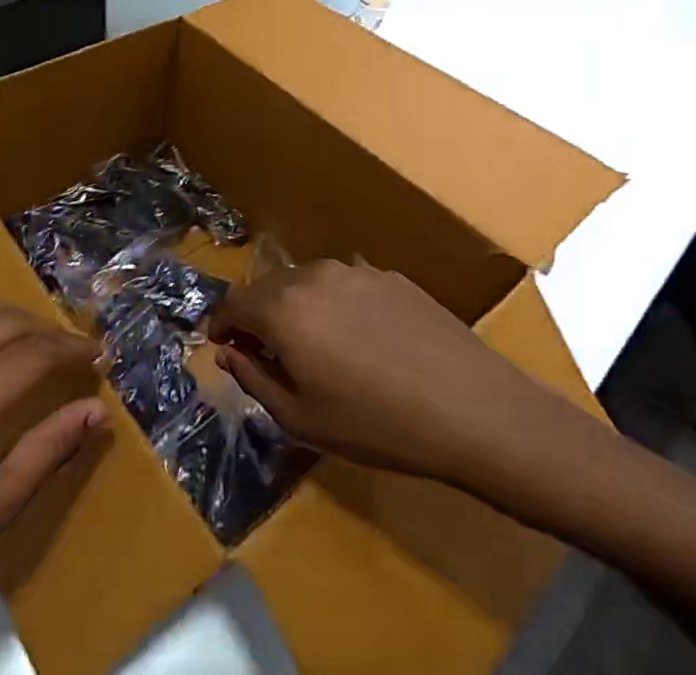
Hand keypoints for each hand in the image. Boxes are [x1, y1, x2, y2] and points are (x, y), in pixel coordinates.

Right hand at [210, 259, 600, 493]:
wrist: (475, 411)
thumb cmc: (376, 424)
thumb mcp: (300, 417)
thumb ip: (253, 378)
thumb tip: (228, 354)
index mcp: (282, 308)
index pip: (232, 303)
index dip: (220, 324)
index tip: (222, 345)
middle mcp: (312, 277)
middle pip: (267, 288)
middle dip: (256, 316)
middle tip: (264, 351)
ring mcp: (357, 272)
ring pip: (307, 283)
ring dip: (297, 308)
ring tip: (315, 345)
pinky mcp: (393, 277)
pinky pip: (346, 285)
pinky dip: (335, 305)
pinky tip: (361, 339)